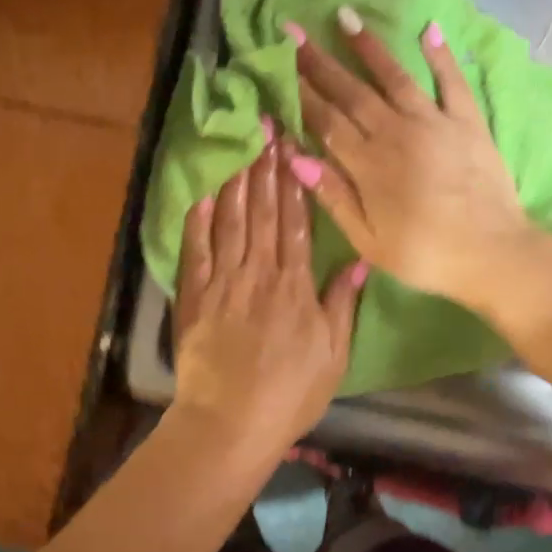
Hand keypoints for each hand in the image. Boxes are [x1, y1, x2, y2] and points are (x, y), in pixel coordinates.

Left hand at [172, 138, 366, 454]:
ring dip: (236, 184)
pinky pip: (195, 251)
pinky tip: (202, 194)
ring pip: (230, 223)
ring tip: (241, 149)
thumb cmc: (291, 393)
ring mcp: (223, 283)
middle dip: (265, 169)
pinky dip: (198, 222)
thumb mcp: (333, 354)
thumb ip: (342, 304)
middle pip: (262, 212)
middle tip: (265, 130)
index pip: (294, 223)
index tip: (292, 149)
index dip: (293, 183)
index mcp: (295, 285)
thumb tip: (358, 260)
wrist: (233, 422)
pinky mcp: (193, 297)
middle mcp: (259, 274)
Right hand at [286, 6, 536, 308]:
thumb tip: (293, 156)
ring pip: (395, 76)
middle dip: (320, 61)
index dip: (300, 91)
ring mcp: (434, 122)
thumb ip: (333, 195)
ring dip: (369, 47)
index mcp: (368, 163)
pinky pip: (452, 81)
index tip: (279, 62)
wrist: (493, 253)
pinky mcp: (467, 122)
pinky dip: (440, 55)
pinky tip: (428, 29)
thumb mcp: (369, 240)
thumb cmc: (425, 255)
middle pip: (351, 91)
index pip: (325, 119)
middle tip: (295, 30)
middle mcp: (396, 132)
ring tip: (346, 16)